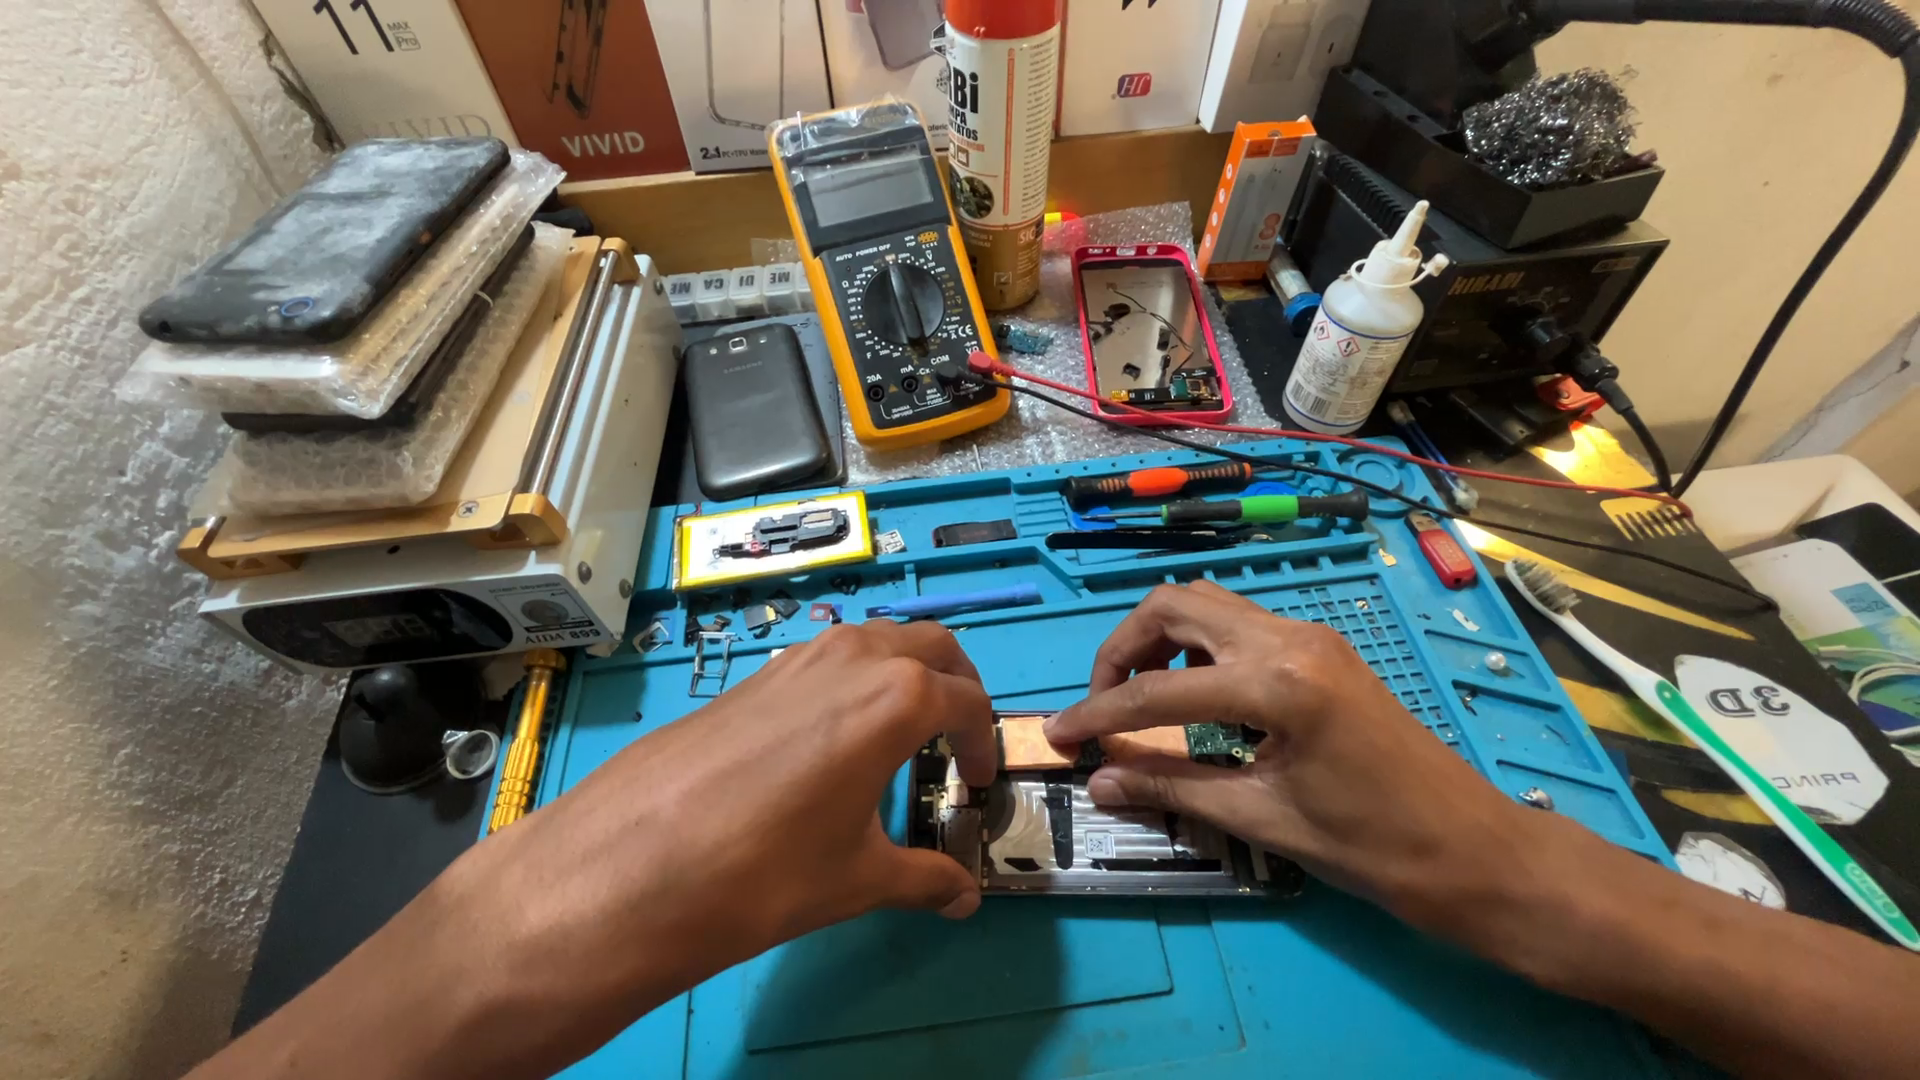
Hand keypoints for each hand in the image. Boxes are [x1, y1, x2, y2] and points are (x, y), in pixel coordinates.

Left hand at [377, 621, 994, 1074]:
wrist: (626, 864)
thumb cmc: (764, 872)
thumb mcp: (856, 880)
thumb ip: (925, 880)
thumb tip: (965, 898)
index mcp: (897, 696)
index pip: (967, 702)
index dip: (980, 744)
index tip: (974, 783)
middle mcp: (854, 656)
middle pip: (933, 646)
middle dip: (958, 686)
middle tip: (954, 739)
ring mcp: (799, 655)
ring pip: (878, 641)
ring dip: (906, 674)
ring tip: (899, 735)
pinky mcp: (757, 671)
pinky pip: (829, 658)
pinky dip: (856, 680)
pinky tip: (830, 740)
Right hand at [1044, 581, 1536, 928]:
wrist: (1479, 851)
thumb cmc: (1376, 848)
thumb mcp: (1262, 819)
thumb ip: (1171, 788)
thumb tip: (1098, 783)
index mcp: (1276, 683)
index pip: (1157, 689)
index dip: (1097, 715)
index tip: (1058, 736)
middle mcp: (1287, 638)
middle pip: (1173, 605)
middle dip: (1121, 650)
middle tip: (1103, 705)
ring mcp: (1307, 634)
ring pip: (1205, 602)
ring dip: (1158, 639)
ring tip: (1142, 696)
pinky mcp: (1319, 645)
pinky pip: (1237, 621)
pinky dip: (1197, 644)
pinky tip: (1197, 692)